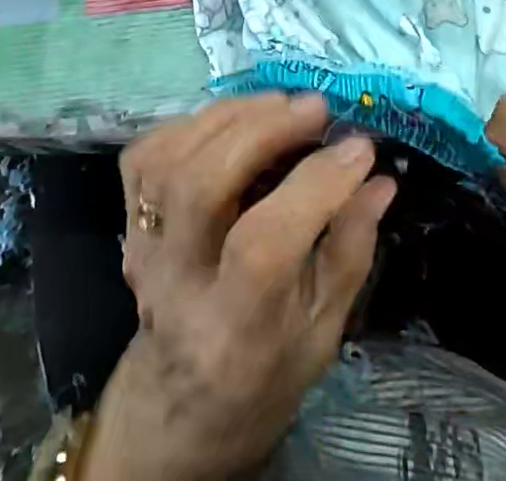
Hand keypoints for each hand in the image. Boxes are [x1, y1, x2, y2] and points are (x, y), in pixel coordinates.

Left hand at [81, 94, 396, 480]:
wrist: (180, 404)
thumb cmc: (263, 374)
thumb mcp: (322, 332)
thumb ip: (349, 251)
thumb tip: (378, 179)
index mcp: (234, 326)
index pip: (263, 242)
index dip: (314, 186)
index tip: (358, 148)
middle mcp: (176, 282)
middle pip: (200, 185)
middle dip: (263, 131)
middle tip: (314, 108)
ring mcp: (141, 247)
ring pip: (166, 159)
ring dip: (227, 117)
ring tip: (278, 102)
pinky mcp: (127, 224)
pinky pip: (144, 156)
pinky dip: (189, 124)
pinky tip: (231, 119)